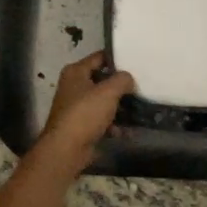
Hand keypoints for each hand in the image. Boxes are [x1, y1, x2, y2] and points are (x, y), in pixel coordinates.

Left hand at [34, 52, 134, 168]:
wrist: (66, 149)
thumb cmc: (85, 114)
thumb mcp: (108, 92)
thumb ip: (122, 80)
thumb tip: (128, 79)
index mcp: (76, 72)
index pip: (99, 57)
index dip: (117, 59)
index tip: (136, 63)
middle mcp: (74, 86)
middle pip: (102, 80)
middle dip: (120, 86)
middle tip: (140, 87)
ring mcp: (76, 107)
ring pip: (103, 102)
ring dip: (119, 108)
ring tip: (138, 111)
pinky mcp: (81, 125)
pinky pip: (101, 120)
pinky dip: (112, 125)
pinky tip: (125, 132)